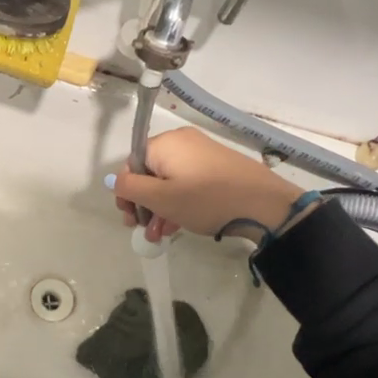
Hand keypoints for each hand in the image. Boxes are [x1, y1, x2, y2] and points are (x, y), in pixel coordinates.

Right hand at [111, 127, 302, 242]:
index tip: (129, 219)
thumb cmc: (206, 200)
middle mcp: (182, 143)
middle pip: (150, 173)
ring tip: (160, 235)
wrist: (264, 204)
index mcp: (165, 144)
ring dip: (159, 208)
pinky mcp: (216, 168)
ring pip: (169, 182)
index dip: (126, 192)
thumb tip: (114, 180)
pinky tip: (177, 226)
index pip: (132, 163)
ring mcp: (201, 155)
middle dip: (143, 204)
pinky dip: (178, 203)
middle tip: (142, 229)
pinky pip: (187, 183)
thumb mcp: (161, 198)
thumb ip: (131, 188)